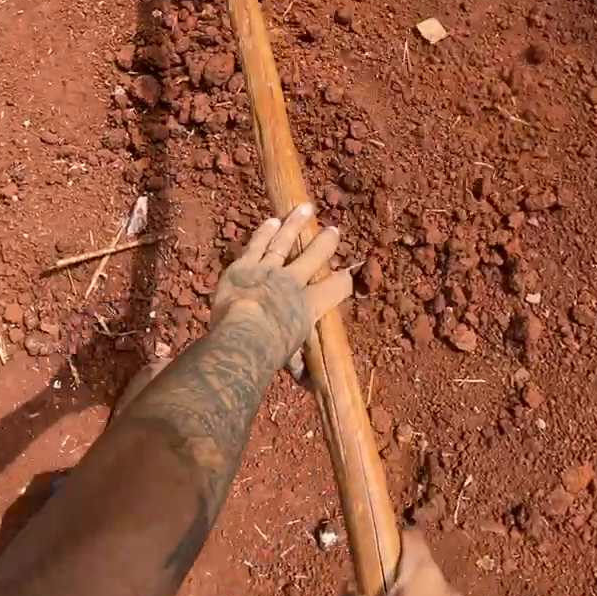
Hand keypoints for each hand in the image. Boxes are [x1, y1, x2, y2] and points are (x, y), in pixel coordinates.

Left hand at [210, 203, 351, 368]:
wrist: (244, 335)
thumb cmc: (270, 352)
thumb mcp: (290, 358)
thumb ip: (299, 364)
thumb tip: (309, 386)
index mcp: (310, 304)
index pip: (337, 287)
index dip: (346, 279)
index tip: (352, 273)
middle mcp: (293, 281)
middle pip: (314, 254)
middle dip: (326, 241)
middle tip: (334, 230)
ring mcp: (269, 269)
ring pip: (285, 241)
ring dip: (297, 224)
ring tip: (306, 208)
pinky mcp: (244, 265)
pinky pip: (257, 244)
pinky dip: (265, 232)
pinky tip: (272, 220)